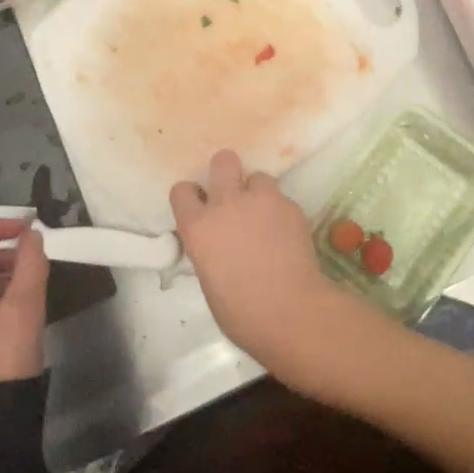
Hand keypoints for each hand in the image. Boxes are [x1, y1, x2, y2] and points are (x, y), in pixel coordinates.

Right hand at [170, 151, 336, 371]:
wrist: (289, 310)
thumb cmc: (240, 311)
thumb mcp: (209, 279)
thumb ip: (209, 249)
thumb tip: (218, 243)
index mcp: (198, 227)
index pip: (182, 190)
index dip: (192, 196)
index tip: (200, 207)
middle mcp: (227, 204)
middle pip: (223, 161)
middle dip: (227, 172)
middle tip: (234, 194)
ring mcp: (262, 201)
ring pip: (258, 176)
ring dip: (258, 192)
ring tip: (265, 217)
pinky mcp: (291, 206)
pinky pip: (281, 199)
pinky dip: (281, 212)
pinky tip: (286, 234)